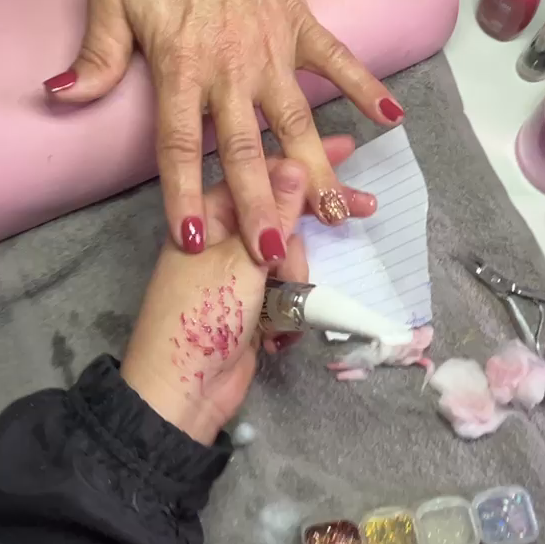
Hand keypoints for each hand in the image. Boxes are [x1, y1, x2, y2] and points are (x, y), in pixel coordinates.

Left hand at [46, 0, 400, 265]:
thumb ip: (95, 55)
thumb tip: (57, 96)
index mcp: (182, 65)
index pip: (180, 144)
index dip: (184, 193)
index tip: (195, 239)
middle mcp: (232, 66)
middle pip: (245, 147)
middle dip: (258, 203)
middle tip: (275, 253)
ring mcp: (273, 47)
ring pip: (297, 118)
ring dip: (316, 167)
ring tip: (341, 212)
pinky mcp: (301, 23)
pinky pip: (337, 59)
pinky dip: (365, 85)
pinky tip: (392, 118)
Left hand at [120, 137, 355, 443]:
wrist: (180, 391)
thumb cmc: (202, 315)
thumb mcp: (241, 260)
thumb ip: (273, 213)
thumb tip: (294, 160)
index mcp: (207, 214)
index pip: (260, 176)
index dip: (303, 164)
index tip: (347, 151)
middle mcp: (221, 236)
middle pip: (279, 216)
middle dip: (313, 224)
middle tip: (364, 208)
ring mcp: (235, 272)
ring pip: (287, 256)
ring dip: (296, 278)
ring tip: (287, 306)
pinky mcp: (249, 305)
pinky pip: (283, 291)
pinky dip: (289, 307)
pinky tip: (284, 330)